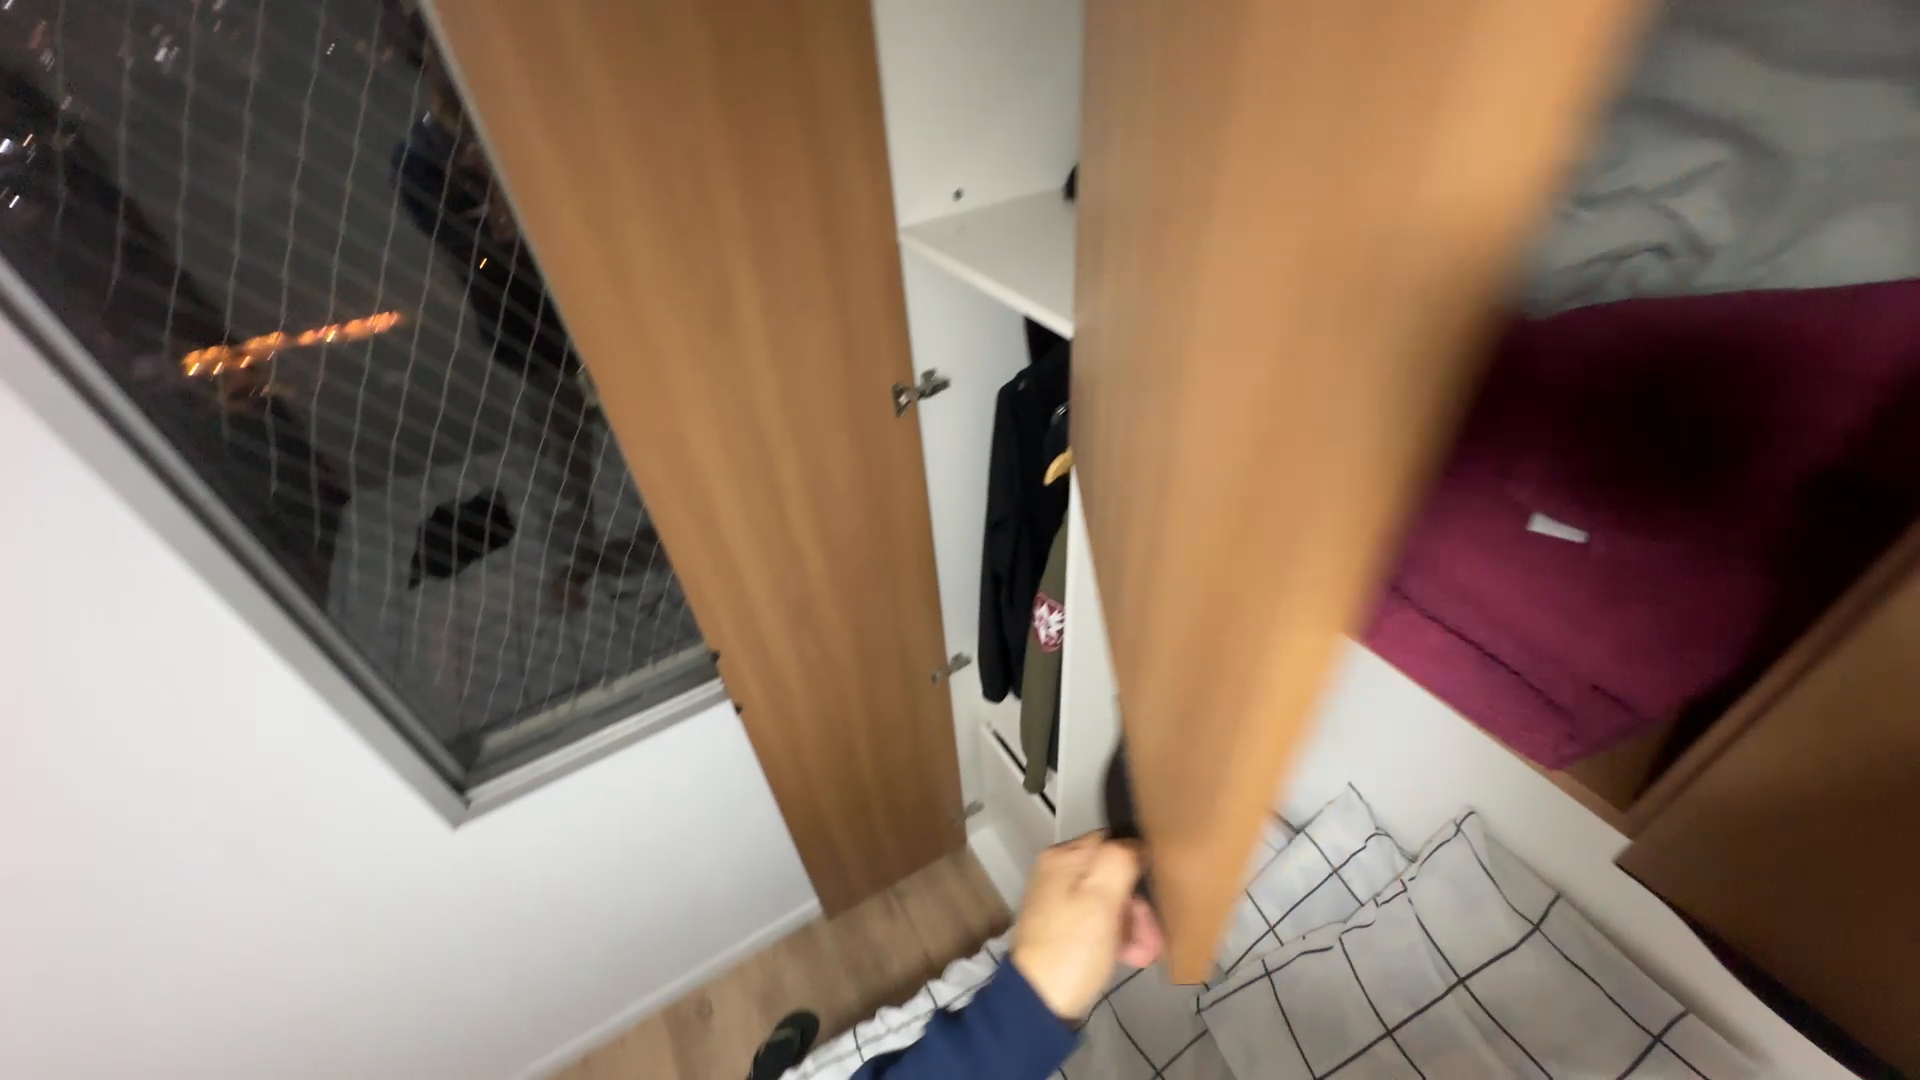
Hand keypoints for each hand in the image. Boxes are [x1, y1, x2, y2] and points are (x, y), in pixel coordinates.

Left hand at [1009, 832, 1163, 1019]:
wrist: (1039, 1001)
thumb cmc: (1073, 946)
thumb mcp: (1101, 898)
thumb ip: (1119, 860)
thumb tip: (1134, 843)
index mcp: (1064, 856)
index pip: (1111, 843)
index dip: (1137, 865)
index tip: (1155, 893)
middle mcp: (1059, 871)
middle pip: (1112, 875)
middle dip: (1138, 905)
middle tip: (1154, 936)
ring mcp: (1060, 899)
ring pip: (1109, 900)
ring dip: (1132, 924)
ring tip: (1146, 952)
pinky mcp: (1063, 926)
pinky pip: (1098, 920)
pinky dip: (1117, 935)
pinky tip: (1132, 956)